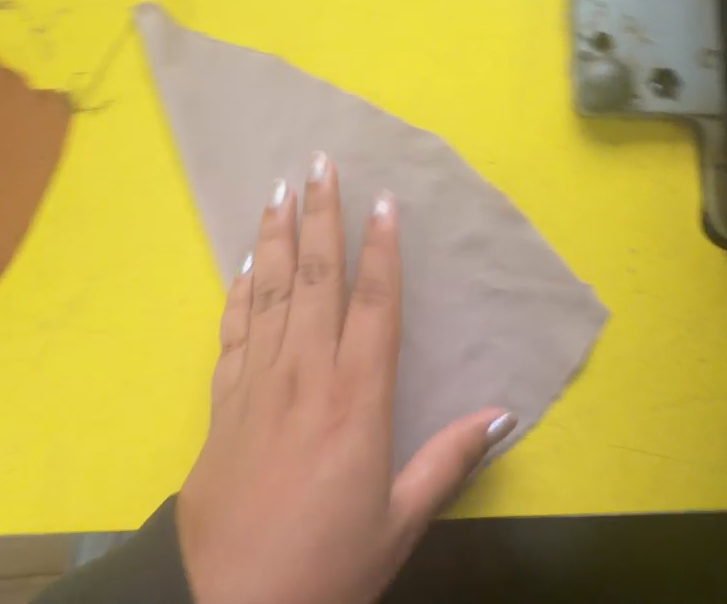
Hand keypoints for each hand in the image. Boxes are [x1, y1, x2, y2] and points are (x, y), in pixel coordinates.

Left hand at [177, 153, 514, 603]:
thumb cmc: (328, 564)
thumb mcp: (399, 521)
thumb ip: (448, 460)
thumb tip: (502, 413)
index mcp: (358, 398)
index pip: (375, 303)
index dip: (382, 247)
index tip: (383, 199)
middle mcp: (306, 374)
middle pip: (315, 278)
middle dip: (320, 215)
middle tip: (319, 163)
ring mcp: (258, 384)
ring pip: (269, 292)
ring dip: (275, 236)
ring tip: (279, 189)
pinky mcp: (223, 403)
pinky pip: (233, 332)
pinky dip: (238, 291)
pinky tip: (242, 262)